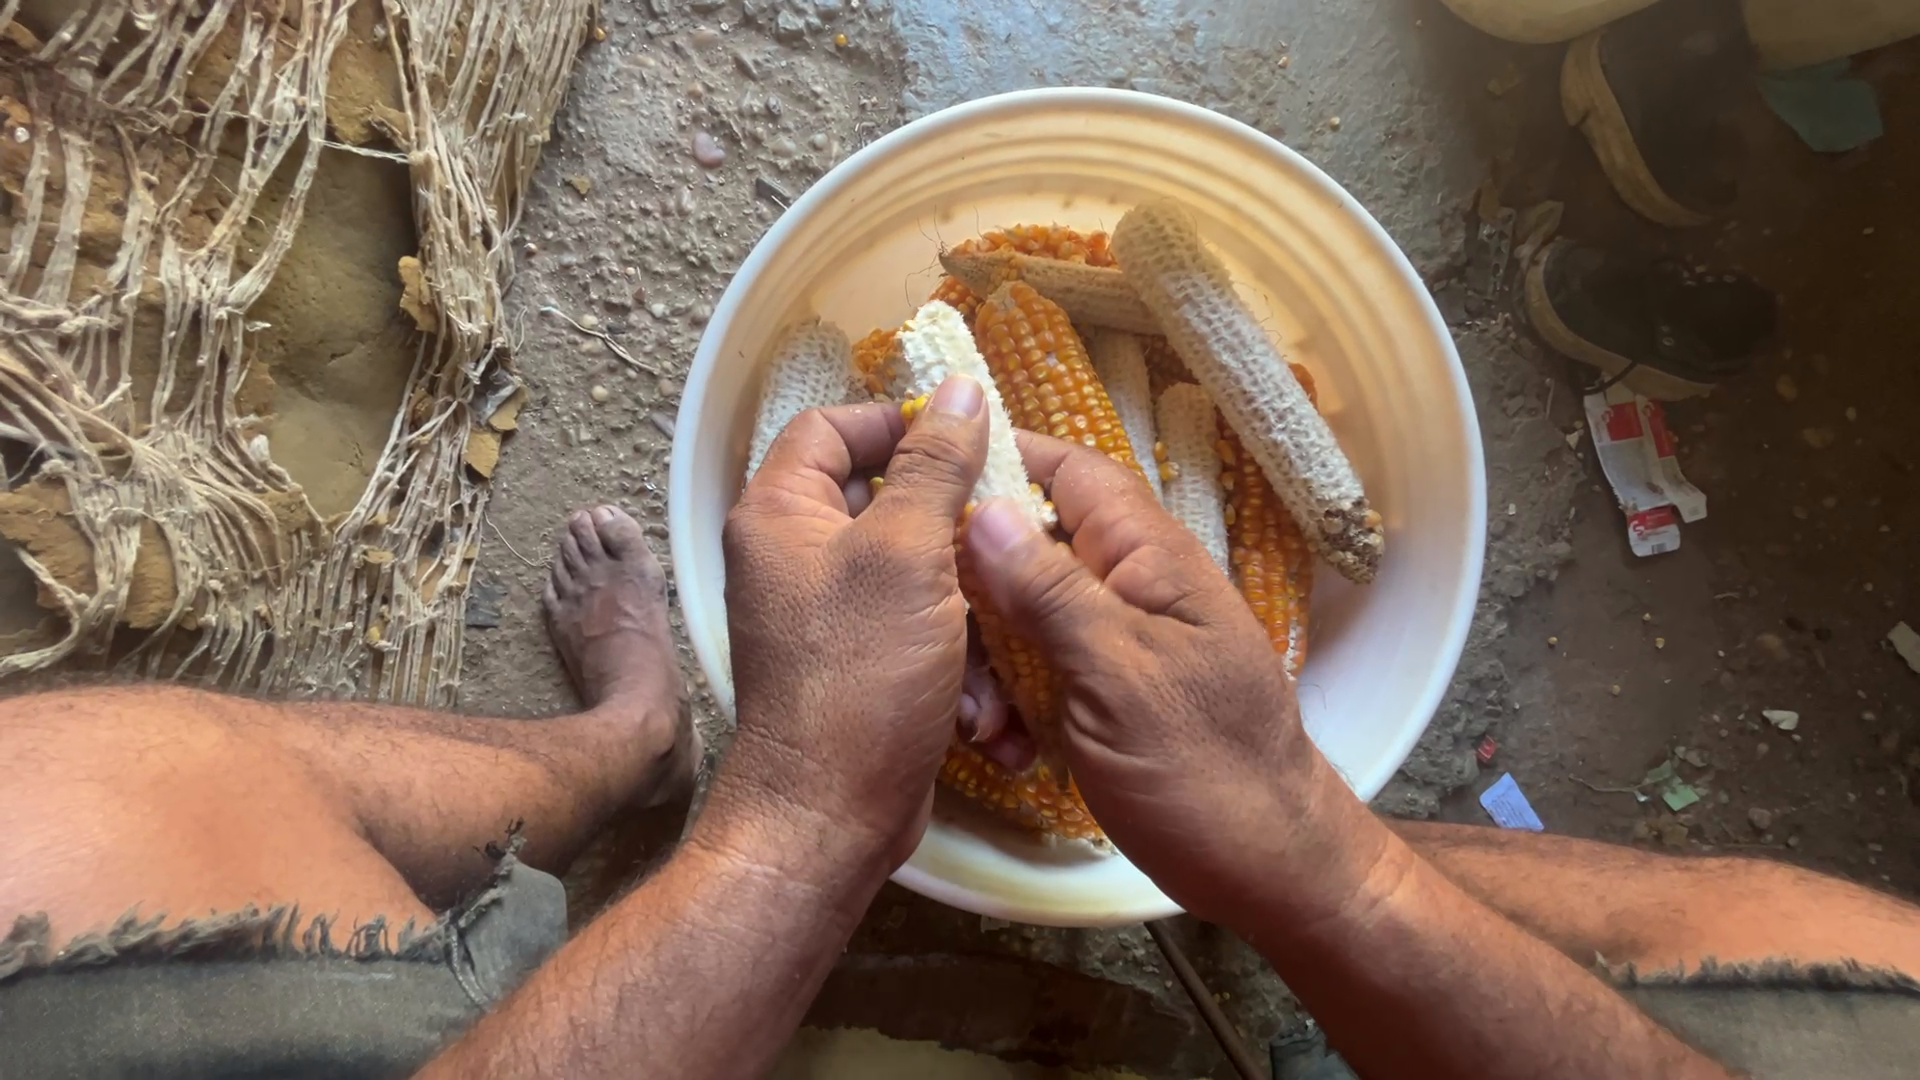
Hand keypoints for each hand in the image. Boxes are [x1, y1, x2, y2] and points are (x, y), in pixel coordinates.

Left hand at [709, 377, 987, 869]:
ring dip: (963, 601)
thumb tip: (960, 389)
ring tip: (995, 634)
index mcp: (783, 512)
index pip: (830, 429)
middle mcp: (797, 553)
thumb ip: (935, 466)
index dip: (894, 423)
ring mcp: (830, 608)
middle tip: (1005, 532)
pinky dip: (952, 650)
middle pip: (883, 498)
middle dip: (952, 523)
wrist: (833, 813)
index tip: (961, 440)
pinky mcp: (863, 655)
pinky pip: (917, 621)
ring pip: (913, 566)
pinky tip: (980, 701)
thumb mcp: (906, 554)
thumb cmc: (861, 671)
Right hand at [964, 433, 1378, 924]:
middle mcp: (1122, 582)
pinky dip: (1007, 695)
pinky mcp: (1093, 682)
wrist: (1263, 866)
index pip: (1069, 470)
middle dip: (975, 588)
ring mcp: (1106, 634)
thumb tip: (984, 510)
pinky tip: (1005, 744)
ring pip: (1018, 610)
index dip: (1002, 459)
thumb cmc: (1205, 768)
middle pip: (1026, 544)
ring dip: (986, 657)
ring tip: (983, 722)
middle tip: (943, 642)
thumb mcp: (1122, 677)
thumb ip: (1053, 592)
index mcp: (1144, 555)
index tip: (930, 481)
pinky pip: (1030, 662)